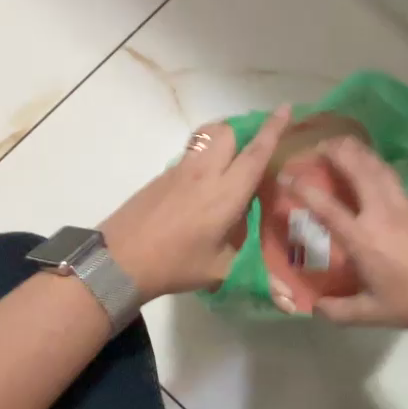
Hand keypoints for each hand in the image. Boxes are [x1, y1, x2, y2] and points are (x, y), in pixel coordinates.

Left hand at [100, 106, 292, 300]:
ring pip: (206, 137)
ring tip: (231, 162)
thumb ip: (254, 276)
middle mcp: (205, 173)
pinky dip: (204, 158)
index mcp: (225, 192)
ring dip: (222, 140)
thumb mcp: (219, 272)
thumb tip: (288, 299)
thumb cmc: (174, 263)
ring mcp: (180, 171)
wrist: (119, 259)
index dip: (274, 129)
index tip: (286, 109)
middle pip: (227, 131)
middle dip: (245, 131)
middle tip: (256, 149)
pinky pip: (190, 155)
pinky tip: (204, 187)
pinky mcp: (162, 177)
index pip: (255, 153)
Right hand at [290, 137, 407, 331]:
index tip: (287, 176)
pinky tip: (373, 170)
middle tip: (319, 143)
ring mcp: (404, 206)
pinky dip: (376, 166)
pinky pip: (392, 178)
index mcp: (363, 239)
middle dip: (337, 151)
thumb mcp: (372, 313)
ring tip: (344, 144)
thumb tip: (315, 308)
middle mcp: (382, 213)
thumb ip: (338, 312)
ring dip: (359, 151)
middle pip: (358, 169)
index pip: (326, 206)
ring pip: (378, 167)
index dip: (303, 188)